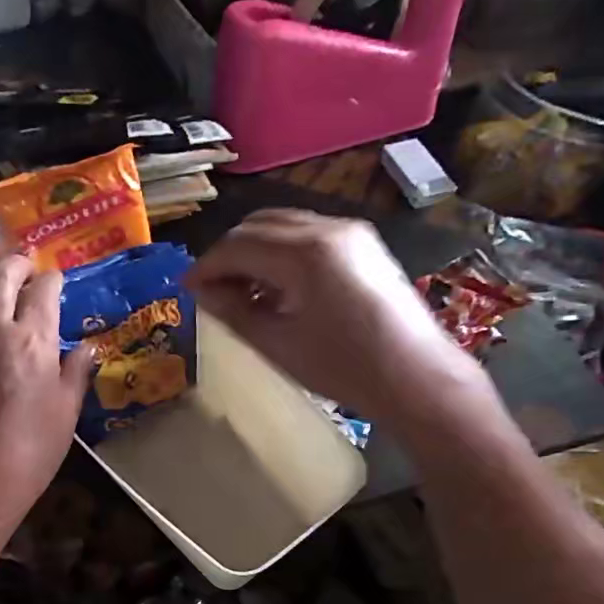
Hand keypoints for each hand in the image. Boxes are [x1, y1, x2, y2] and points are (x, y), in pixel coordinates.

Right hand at [183, 210, 490, 421]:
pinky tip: (277, 288)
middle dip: (229, 254)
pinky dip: (283, 253)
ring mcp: (351, 232)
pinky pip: (310, 235)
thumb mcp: (278, 344)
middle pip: (259, 225)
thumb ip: (234, 311)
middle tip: (211, 289)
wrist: (417, 378)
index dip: (206, 266)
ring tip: (241, 291)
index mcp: (304, 253)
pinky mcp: (364, 244)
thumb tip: (203, 292)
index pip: (238, 245)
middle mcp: (328, 228)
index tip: (187, 289)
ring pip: (285, 226)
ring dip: (255, 251)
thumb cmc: (344, 369)